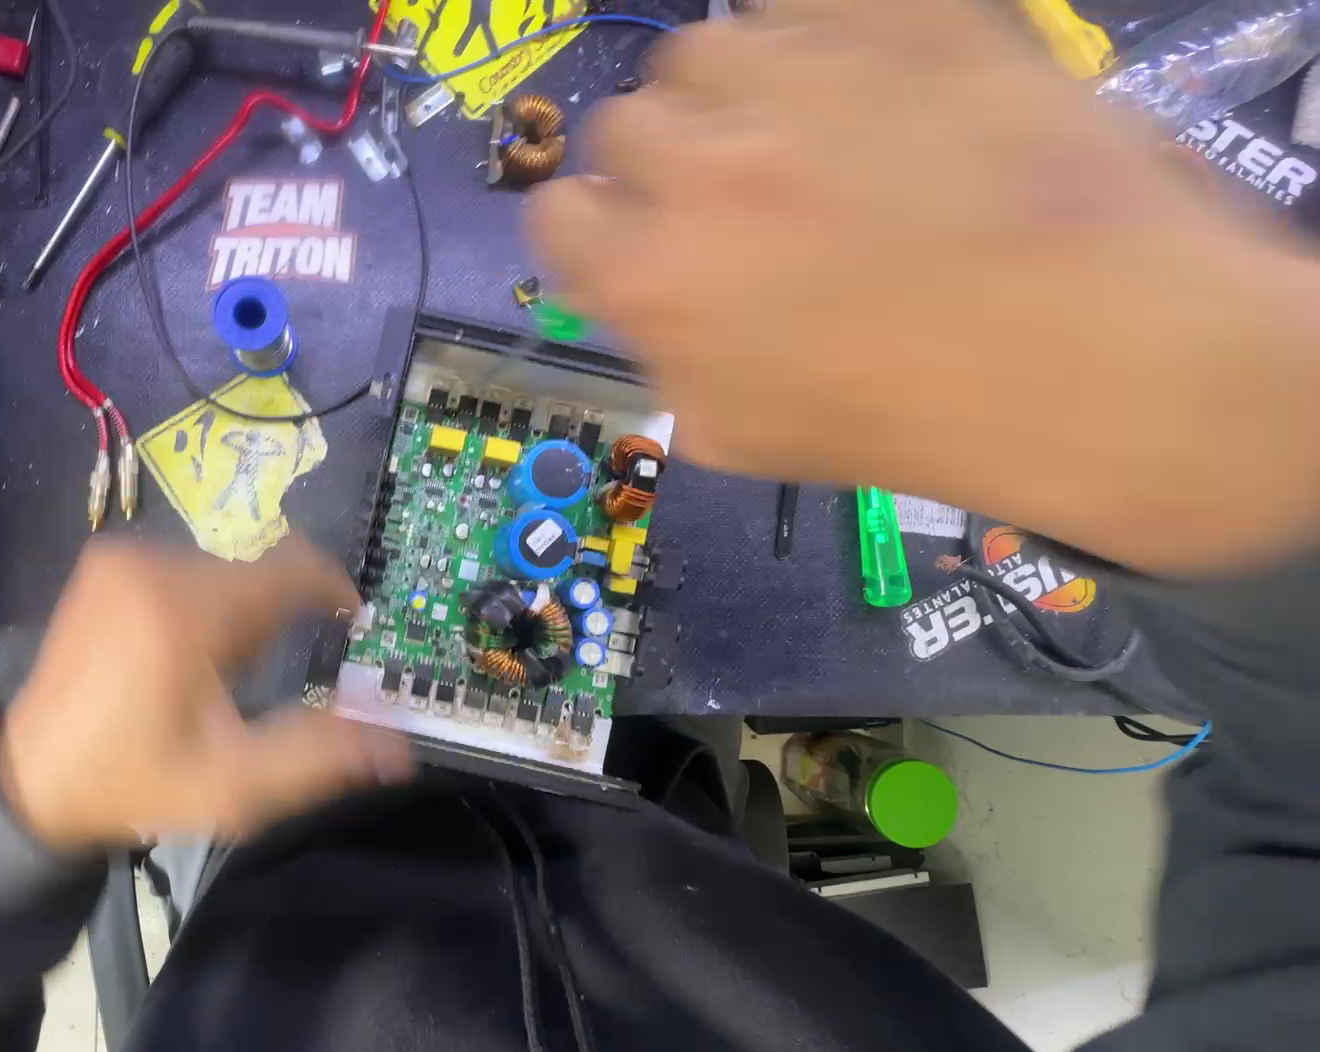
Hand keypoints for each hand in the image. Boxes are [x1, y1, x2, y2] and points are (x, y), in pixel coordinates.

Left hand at [0, 538, 410, 850]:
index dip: (333, 590)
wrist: (31, 779)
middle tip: (252, 679)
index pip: (294, 568)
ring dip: (237, 612)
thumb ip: (321, 757)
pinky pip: (186, 567)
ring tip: (209, 671)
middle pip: (259, 574)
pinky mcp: (106, 562)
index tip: (347, 623)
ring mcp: (123, 558)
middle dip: (273, 620)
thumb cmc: (134, 783)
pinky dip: (201, 601)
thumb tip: (397, 742)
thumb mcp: (235, 788)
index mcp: (188, 614)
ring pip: (224, 570)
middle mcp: (154, 567)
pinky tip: (177, 650)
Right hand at [528, 0, 1319, 574]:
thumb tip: (643, 303)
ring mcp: (802, 84)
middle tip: (714, 194)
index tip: (620, 239)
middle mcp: (700, 169)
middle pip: (619, 124)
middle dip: (652, 163)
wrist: (1077, 358)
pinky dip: (805, 36)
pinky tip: (841, 85)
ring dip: (721, 96)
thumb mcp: (723, 430)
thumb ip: (654, 353)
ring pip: (701, 49)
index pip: (554, 212)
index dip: (584, 228)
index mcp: (649, 277)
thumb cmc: (881, 419)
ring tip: (782, 132)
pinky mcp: (902, 20)